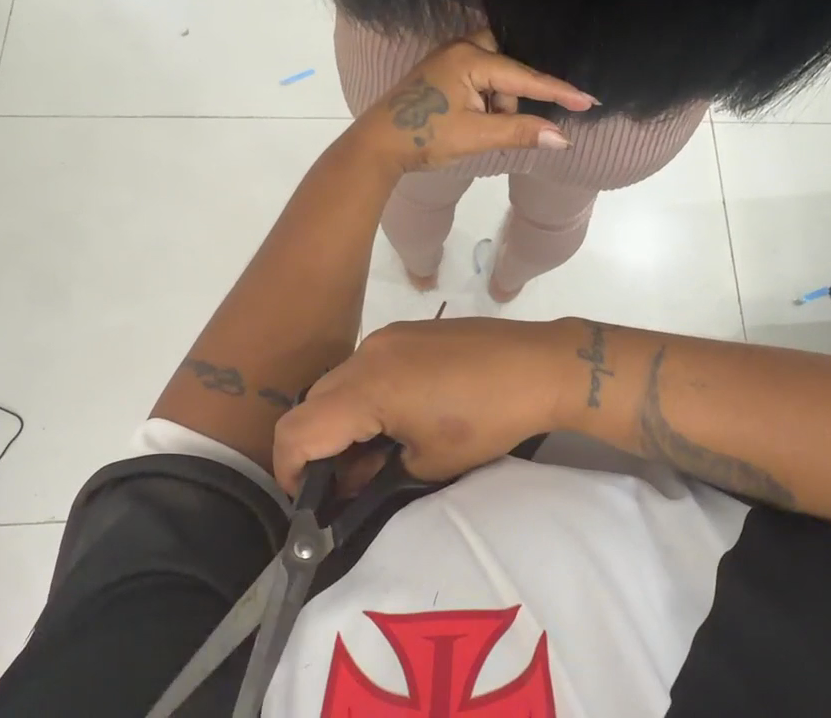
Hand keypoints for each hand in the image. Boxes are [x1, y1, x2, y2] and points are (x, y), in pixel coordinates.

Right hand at [271, 318, 576, 492]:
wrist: (540, 366)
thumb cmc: (488, 419)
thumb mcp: (430, 461)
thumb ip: (375, 473)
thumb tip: (349, 479)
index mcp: (366, 388)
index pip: (297, 431)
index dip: (290, 472)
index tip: (307, 500)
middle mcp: (366, 353)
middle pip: (312, 404)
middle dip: (315, 447)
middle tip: (343, 482)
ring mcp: (387, 337)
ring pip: (337, 383)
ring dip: (340, 420)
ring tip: (375, 451)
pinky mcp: (407, 331)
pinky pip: (365, 366)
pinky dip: (364, 396)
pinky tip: (398, 417)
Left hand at [351, 32, 596, 172]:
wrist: (376, 146)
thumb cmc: (425, 137)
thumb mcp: (477, 136)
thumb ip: (521, 132)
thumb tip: (562, 137)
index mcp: (470, 57)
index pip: (525, 76)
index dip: (558, 90)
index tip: (588, 100)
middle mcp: (460, 47)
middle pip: (509, 65)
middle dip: (512, 95)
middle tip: (498, 121)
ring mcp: (449, 57)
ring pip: (494, 75)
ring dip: (496, 101)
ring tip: (474, 127)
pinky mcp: (442, 70)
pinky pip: (478, 77)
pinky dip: (483, 99)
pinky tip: (468, 118)